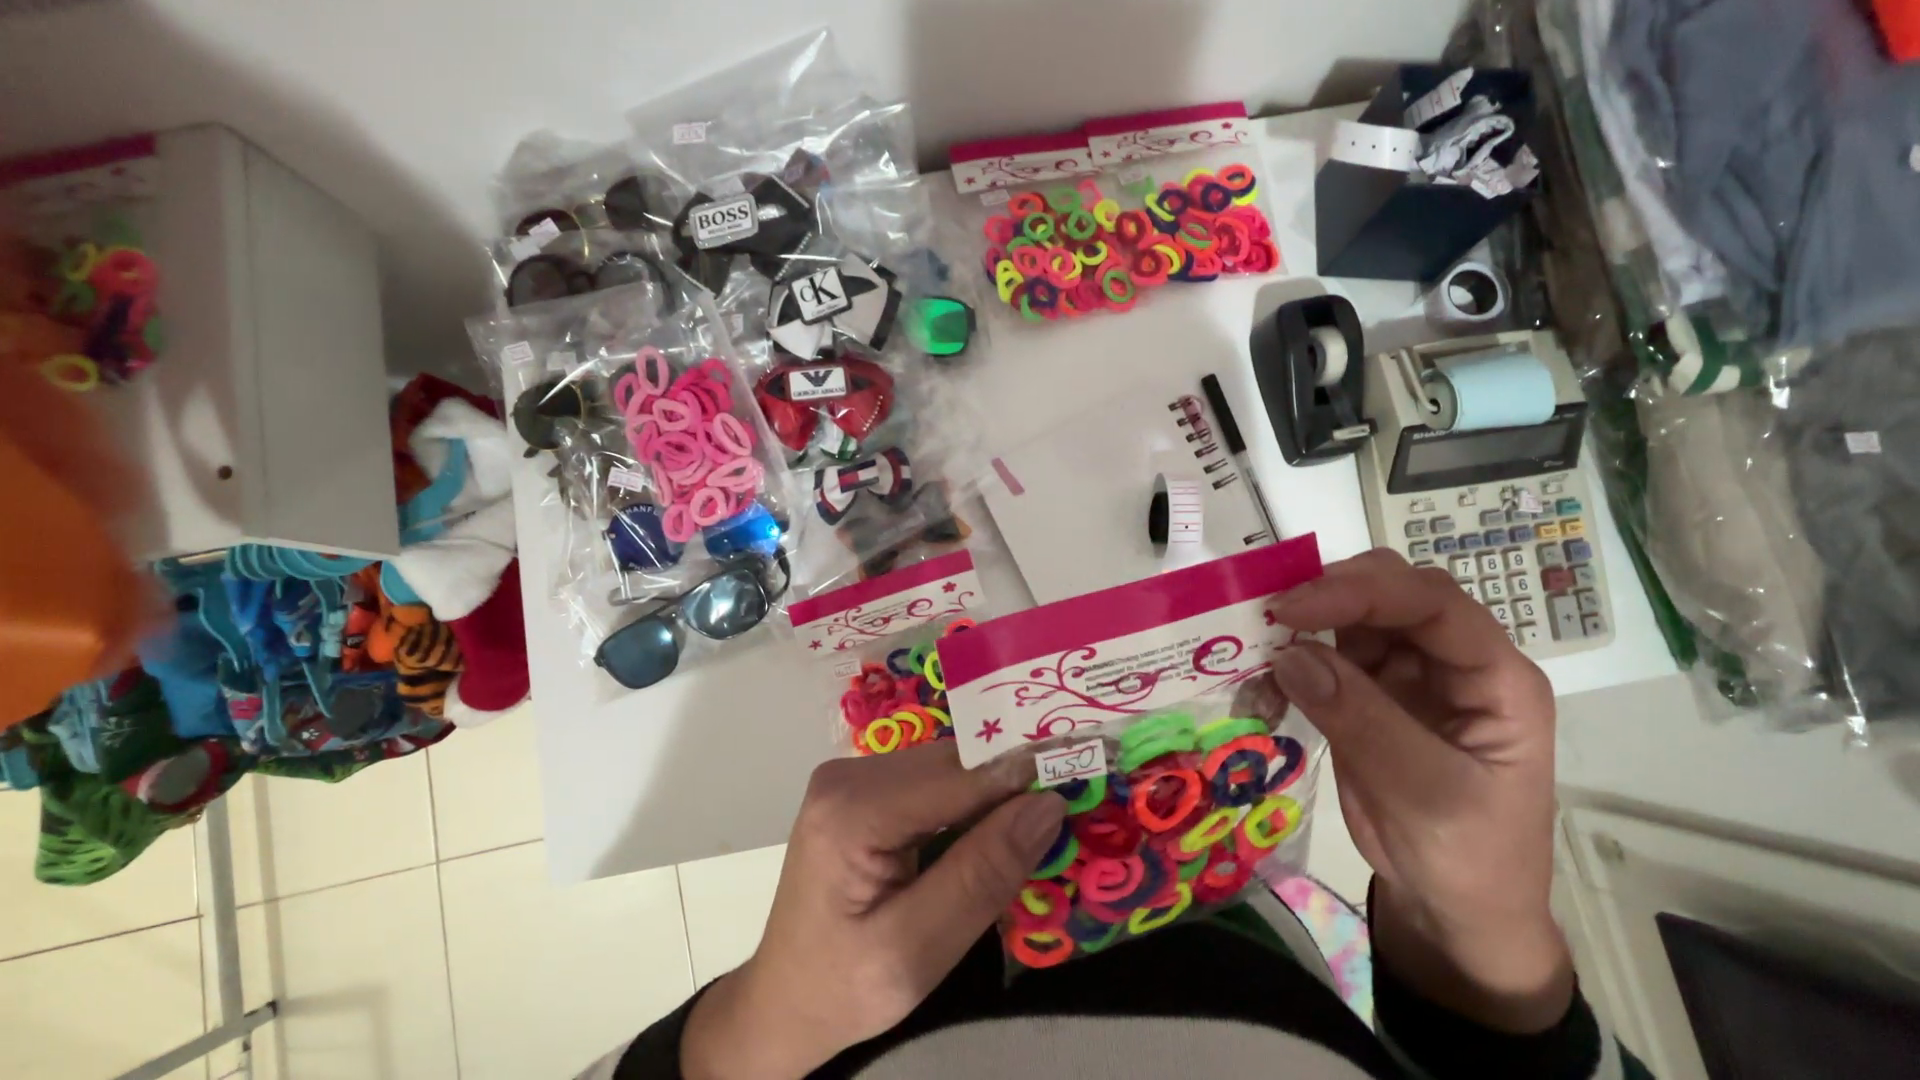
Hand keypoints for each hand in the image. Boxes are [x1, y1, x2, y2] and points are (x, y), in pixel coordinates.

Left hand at [680, 742, 1066, 1078]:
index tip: (1088, 770)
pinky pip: (932, 782)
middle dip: (1014, 782)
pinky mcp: (861, 792)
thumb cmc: (845, 987)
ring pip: (948, 768)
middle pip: (954, 764)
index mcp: (851, 810)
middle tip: (1079, 796)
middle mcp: (847, 776)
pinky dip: (971, 801)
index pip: (960, 778)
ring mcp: (851, 780)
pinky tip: (1000, 825)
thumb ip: (981, 875)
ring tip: (1049, 813)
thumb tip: (1046, 804)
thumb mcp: (917, 948)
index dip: (1025, 775)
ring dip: (996, 792)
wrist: (784, 1002)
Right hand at [1265, 548, 1573, 1032]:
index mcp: (1496, 679)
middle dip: (1334, 592)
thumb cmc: (1465, 856)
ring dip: (1308, 620)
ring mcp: (1411, 676)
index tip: (1293, 607)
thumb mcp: (1423, 793)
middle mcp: (1454, 663)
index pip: (1434, 605)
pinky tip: (1265, 671)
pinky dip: (1295, 656)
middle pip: (1396, 593)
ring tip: (1258, 636)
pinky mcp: (1371, 695)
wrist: (1453, 908)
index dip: (1364, 592)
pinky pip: (1329, 655)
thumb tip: (1290, 654)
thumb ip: (1361, 719)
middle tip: (1271, 612)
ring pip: (1356, 617)